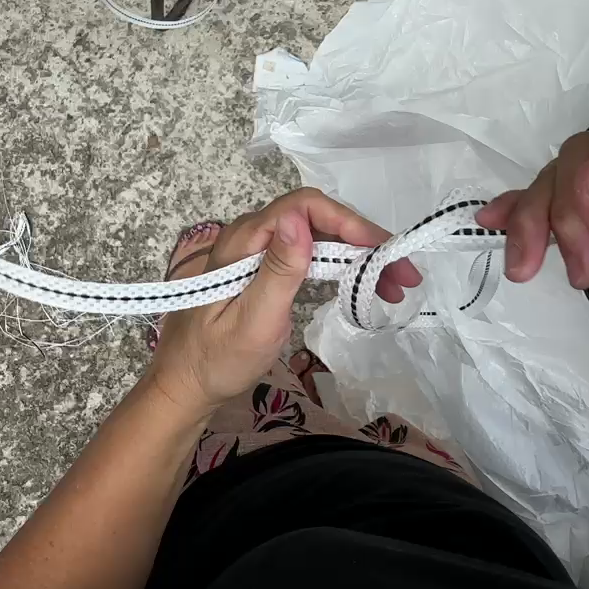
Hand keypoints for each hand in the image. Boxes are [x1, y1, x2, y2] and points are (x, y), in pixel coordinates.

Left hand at [142, 188, 409, 415]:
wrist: (186, 382)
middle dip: (363, 240)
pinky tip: (364, 283)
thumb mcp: (253, 321)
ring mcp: (260, 248)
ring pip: (319, 234)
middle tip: (403, 274)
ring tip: (394, 284)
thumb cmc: (218, 358)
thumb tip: (298, 219)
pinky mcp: (268, 265)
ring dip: (358, 253)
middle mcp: (253, 233)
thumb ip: (278, 270)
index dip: (347, 221)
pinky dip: (342, 264)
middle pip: (317, 217)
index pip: (304, 207)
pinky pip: (311, 251)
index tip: (381, 249)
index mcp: (245, 238)